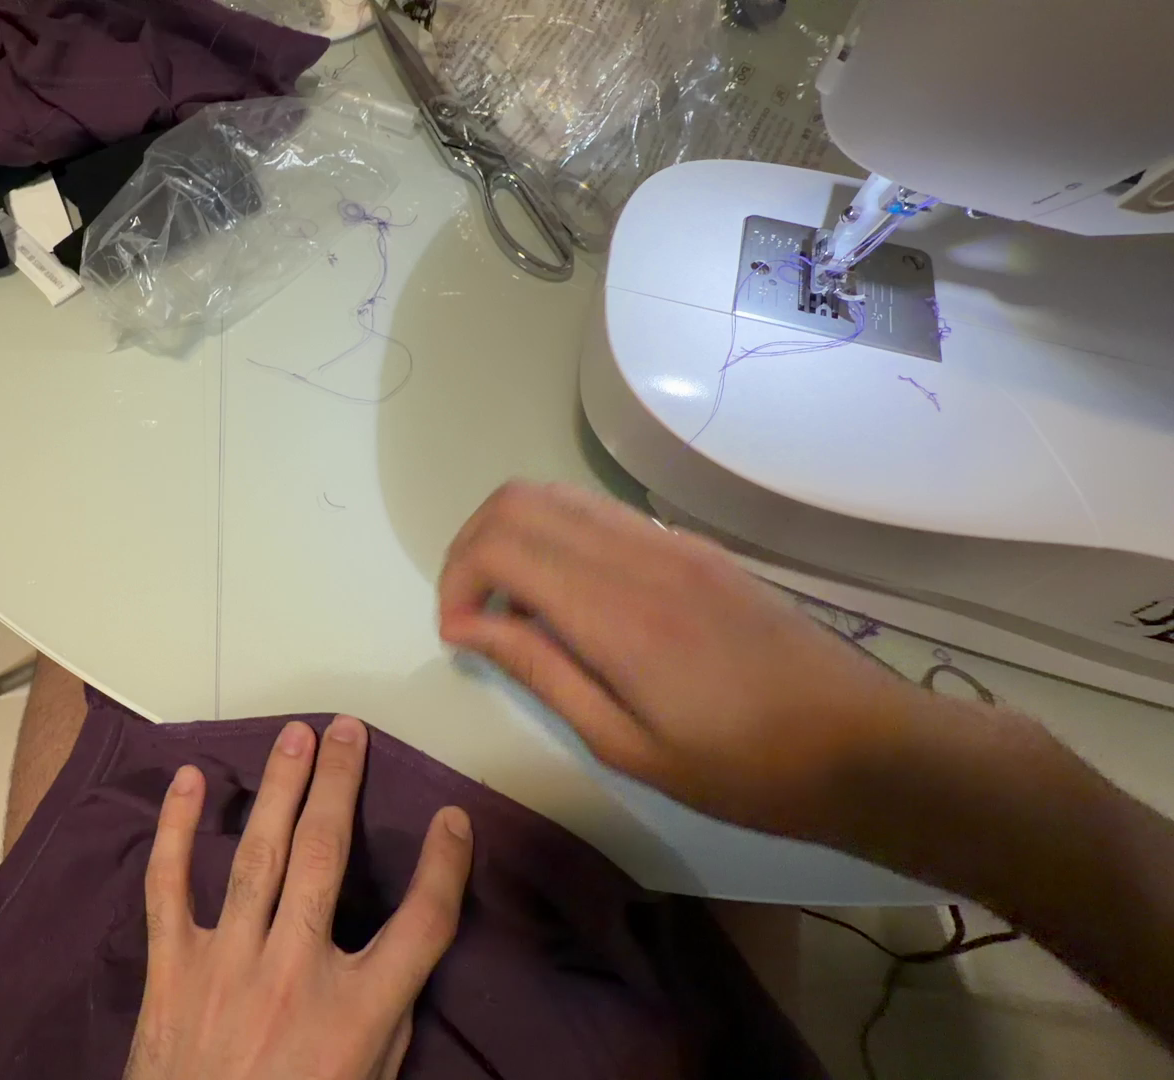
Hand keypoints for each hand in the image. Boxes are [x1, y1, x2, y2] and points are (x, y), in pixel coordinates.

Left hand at [125, 715, 472, 1079]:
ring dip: (280, 787)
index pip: (422, 925)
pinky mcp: (172, 964)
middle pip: (328, 858)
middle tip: (348, 730)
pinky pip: (169, 883)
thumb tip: (394, 950)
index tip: (453, 817)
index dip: (445, 866)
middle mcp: (296, 973)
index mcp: (356, 1014)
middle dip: (341, 785)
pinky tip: (188, 778)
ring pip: (260, 855)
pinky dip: (177, 828)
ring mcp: (229, 962)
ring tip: (295, 736)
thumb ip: (384, 1021)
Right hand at [438, 481, 933, 843]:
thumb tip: (464, 627)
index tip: (458, 634)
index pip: (500, 546)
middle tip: (470, 611)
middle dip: (468, 549)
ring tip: (508, 601)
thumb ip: (537, 670)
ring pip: (551, 494)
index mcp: (617, 612)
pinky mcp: (687, 543)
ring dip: (506, 536)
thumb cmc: (741, 767)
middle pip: (515, 502)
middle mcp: (637, 555)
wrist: (870, 748)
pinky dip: (550, 536)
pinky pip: (593, 511)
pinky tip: (562, 595)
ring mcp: (667, 541)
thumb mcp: (623, 743)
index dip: (455, 582)